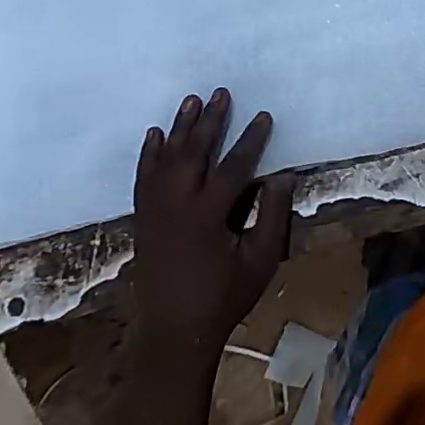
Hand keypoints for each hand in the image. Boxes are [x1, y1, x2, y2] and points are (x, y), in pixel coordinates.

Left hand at [129, 88, 294, 353]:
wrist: (173, 331)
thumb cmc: (224, 296)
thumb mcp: (260, 260)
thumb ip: (271, 216)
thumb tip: (282, 176)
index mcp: (206, 216)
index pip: (232, 167)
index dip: (250, 140)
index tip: (264, 116)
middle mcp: (175, 206)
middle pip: (193, 154)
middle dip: (210, 121)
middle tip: (221, 94)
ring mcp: (154, 211)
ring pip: (166, 159)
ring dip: (180, 128)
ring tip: (191, 100)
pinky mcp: (143, 218)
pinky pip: (143, 177)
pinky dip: (149, 153)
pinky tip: (155, 134)